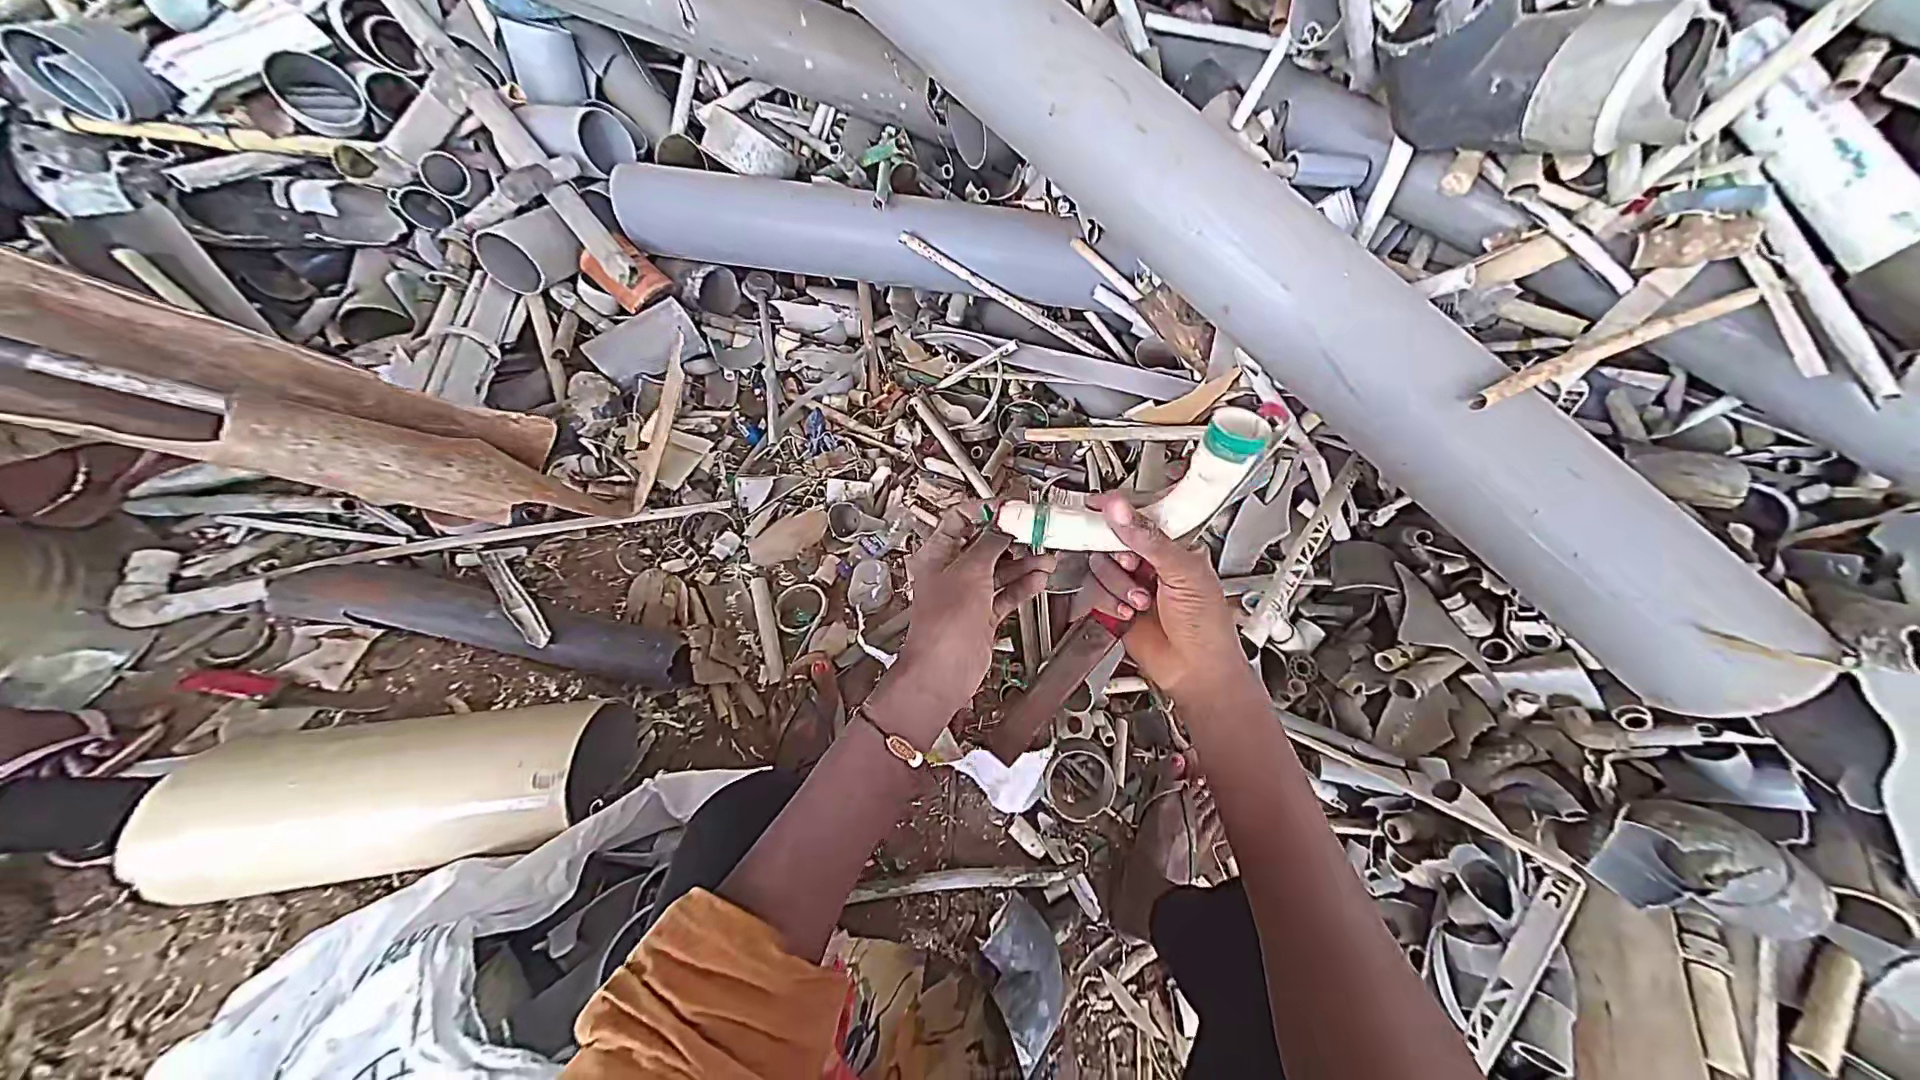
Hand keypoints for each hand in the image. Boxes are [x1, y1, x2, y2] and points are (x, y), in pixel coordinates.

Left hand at [872, 501, 1053, 743]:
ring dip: (1024, 563)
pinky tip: (1039, 579)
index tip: (1012, 509)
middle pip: (984, 545)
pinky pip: (1007, 593)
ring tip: (1046, 557)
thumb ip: (990, 544)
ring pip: (1000, 570)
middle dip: (1012, 539)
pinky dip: (1023, 586)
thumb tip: (1004, 525)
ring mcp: (967, 594)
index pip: (960, 519)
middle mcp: (951, 572)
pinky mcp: (982, 614)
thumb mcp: (970, 571)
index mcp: (936, 554)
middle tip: (1037, 533)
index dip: (987, 511)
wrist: (944, 672)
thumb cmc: (943, 626)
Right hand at [1079, 495, 1246, 701]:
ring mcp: (1130, 584)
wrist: (1195, 673)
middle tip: (1132, 567)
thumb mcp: (1182, 572)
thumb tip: (1121, 511)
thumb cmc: (1207, 627)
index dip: (1118, 512)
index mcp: (1172, 546)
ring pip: (1099, 566)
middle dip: (1119, 558)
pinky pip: (1093, 591)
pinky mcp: (1114, 606)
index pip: (1138, 517)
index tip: (1098, 507)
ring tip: (1140, 600)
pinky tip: (1128, 613)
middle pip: (1111, 541)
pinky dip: (1107, 602)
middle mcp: (1149, 562)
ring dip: (1117, 585)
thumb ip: (1148, 539)